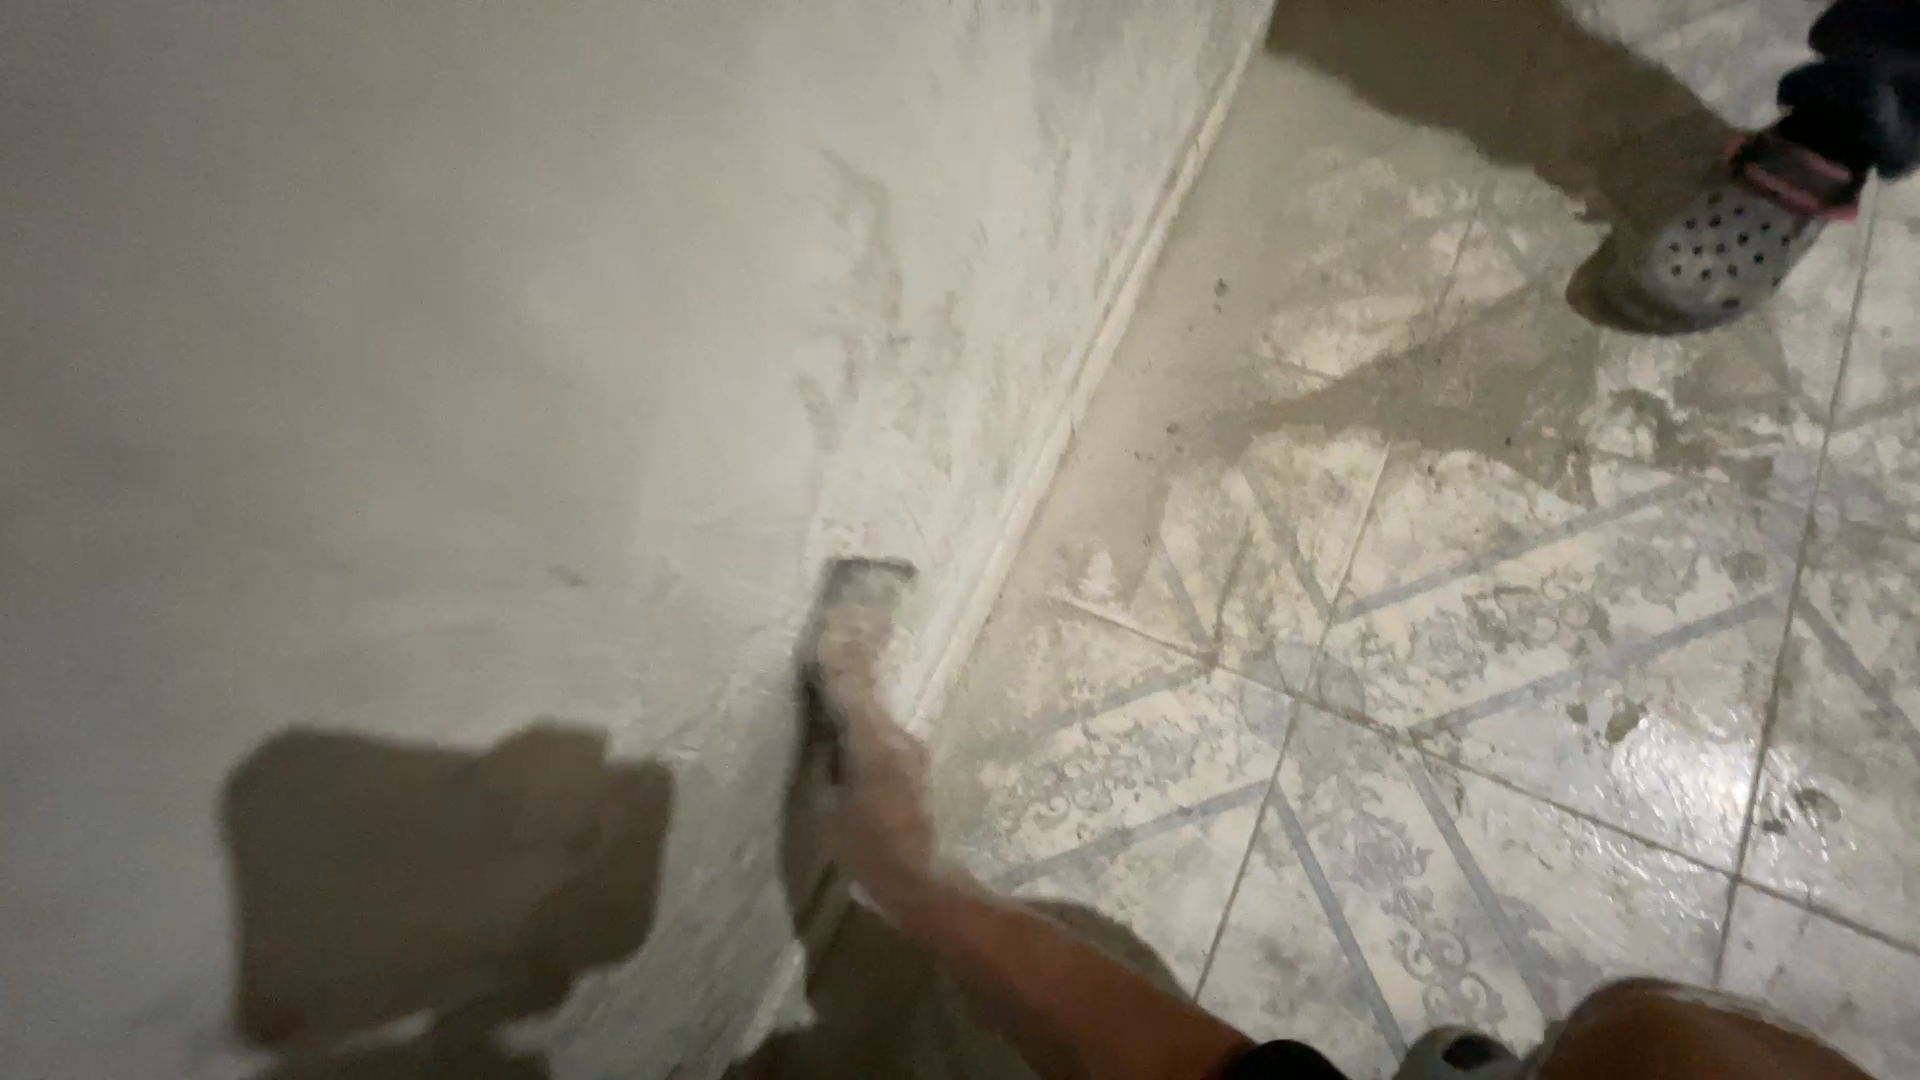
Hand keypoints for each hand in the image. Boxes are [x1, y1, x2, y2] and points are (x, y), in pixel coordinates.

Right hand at [812, 631, 940, 916]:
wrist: (919, 878)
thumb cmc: (866, 850)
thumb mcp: (828, 808)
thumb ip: (824, 761)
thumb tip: (823, 729)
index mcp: (872, 745)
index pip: (848, 691)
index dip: (833, 661)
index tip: (824, 630)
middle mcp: (896, 736)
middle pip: (866, 690)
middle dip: (849, 658)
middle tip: (837, 621)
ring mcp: (909, 746)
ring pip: (875, 707)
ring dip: (858, 682)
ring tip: (841, 651)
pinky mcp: (911, 759)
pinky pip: (881, 725)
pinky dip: (865, 709)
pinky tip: (853, 703)